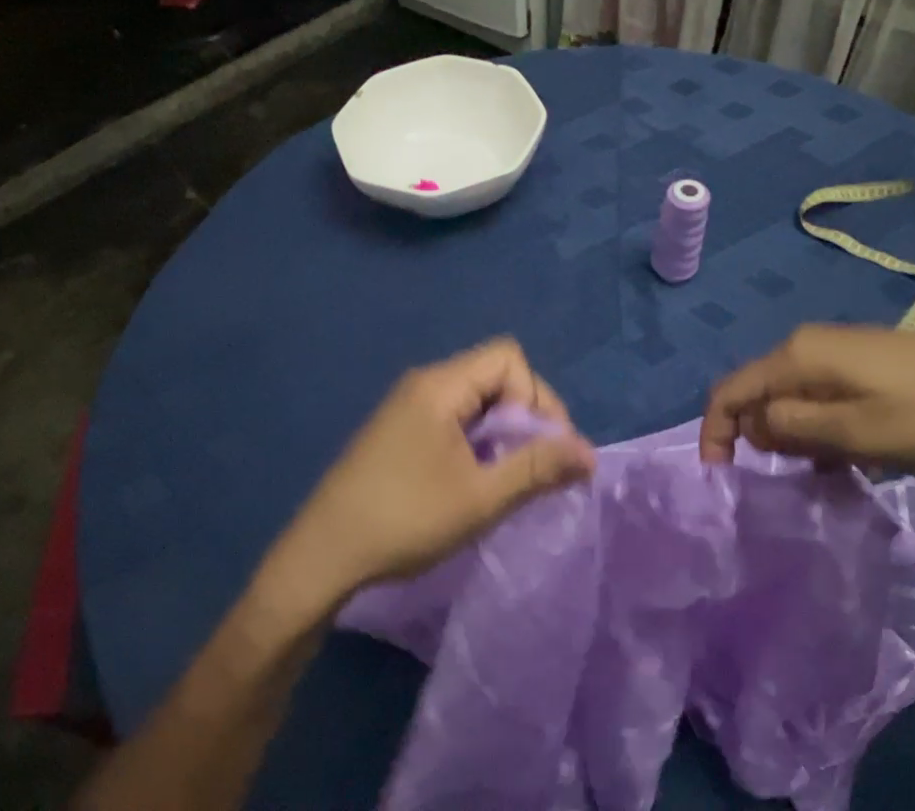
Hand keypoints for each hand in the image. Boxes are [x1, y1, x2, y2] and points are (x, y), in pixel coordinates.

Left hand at [269, 339, 595, 605]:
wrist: (323, 556)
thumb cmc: (405, 520)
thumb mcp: (481, 498)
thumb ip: (538, 469)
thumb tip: (590, 453)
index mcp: (440, 386)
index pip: (509, 359)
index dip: (538, 397)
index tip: (544, 449)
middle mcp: (423, 385)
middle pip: (495, 376)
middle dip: (526, 417)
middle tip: (534, 470)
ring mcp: (407, 408)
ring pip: (476, 402)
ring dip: (503, 435)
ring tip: (508, 481)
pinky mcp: (399, 433)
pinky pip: (454, 420)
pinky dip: (478, 443)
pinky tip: (477, 483)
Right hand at [698, 325, 914, 469]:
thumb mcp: (854, 432)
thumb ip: (791, 428)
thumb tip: (755, 427)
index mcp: (796, 357)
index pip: (729, 392)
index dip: (714, 434)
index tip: (722, 480)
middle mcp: (806, 347)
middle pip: (758, 396)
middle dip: (763, 440)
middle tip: (794, 480)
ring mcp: (836, 353)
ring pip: (791, 401)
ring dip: (798, 440)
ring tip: (832, 473)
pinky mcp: (861, 365)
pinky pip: (820, 400)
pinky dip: (823, 430)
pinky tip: (855, 457)